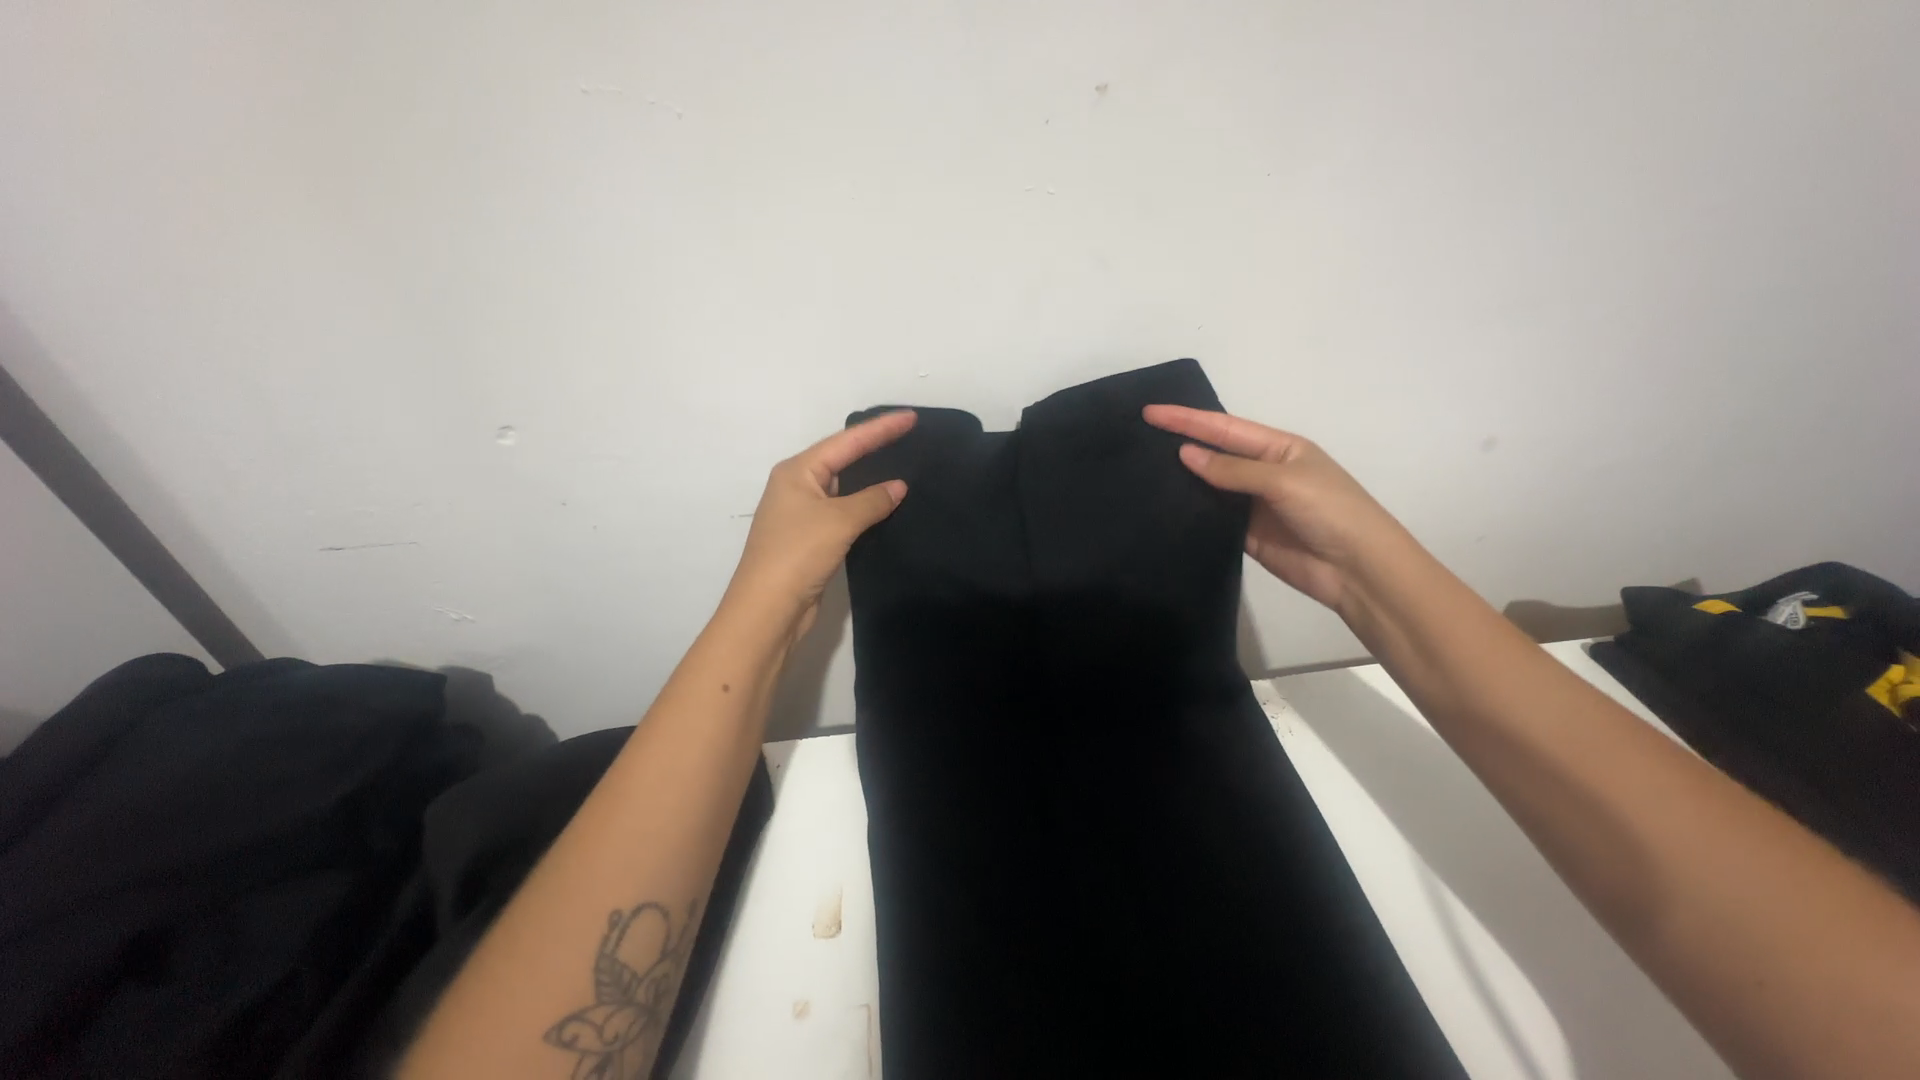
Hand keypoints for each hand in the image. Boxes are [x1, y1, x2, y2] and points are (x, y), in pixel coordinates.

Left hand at [725, 410, 915, 635]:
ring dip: (870, 479)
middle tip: (909, 436)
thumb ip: (872, 500)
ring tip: (904, 465)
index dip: (880, 429)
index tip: (911, 417)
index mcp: (797, 471)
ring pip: (843, 487)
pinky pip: (843, 512)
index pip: (846, 441)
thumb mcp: (839, 521)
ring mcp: (801, 514)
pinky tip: (885, 507)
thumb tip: (898, 487)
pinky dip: (864, 506)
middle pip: (842, 458)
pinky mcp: (810, 540)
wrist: (768, 609)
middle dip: (874, 447)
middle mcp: (796, 487)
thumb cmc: (798, 554)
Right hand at [1143, 405, 1409, 611]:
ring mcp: (1252, 505)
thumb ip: (1233, 469)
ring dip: (1181, 478)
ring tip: (1140, 468)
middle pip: (1214, 453)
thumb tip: (1185, 453)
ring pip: (1209, 486)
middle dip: (1180, 442)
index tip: (1150, 412)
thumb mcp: (1284, 481)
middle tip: (1137, 435)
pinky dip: (1191, 512)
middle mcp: (1263, 472)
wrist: (1357, 570)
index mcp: (1278, 448)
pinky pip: (1212, 519)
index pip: (1224, 428)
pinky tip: (1163, 507)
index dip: (1187, 419)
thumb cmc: (1331, 511)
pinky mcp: (1245, 536)